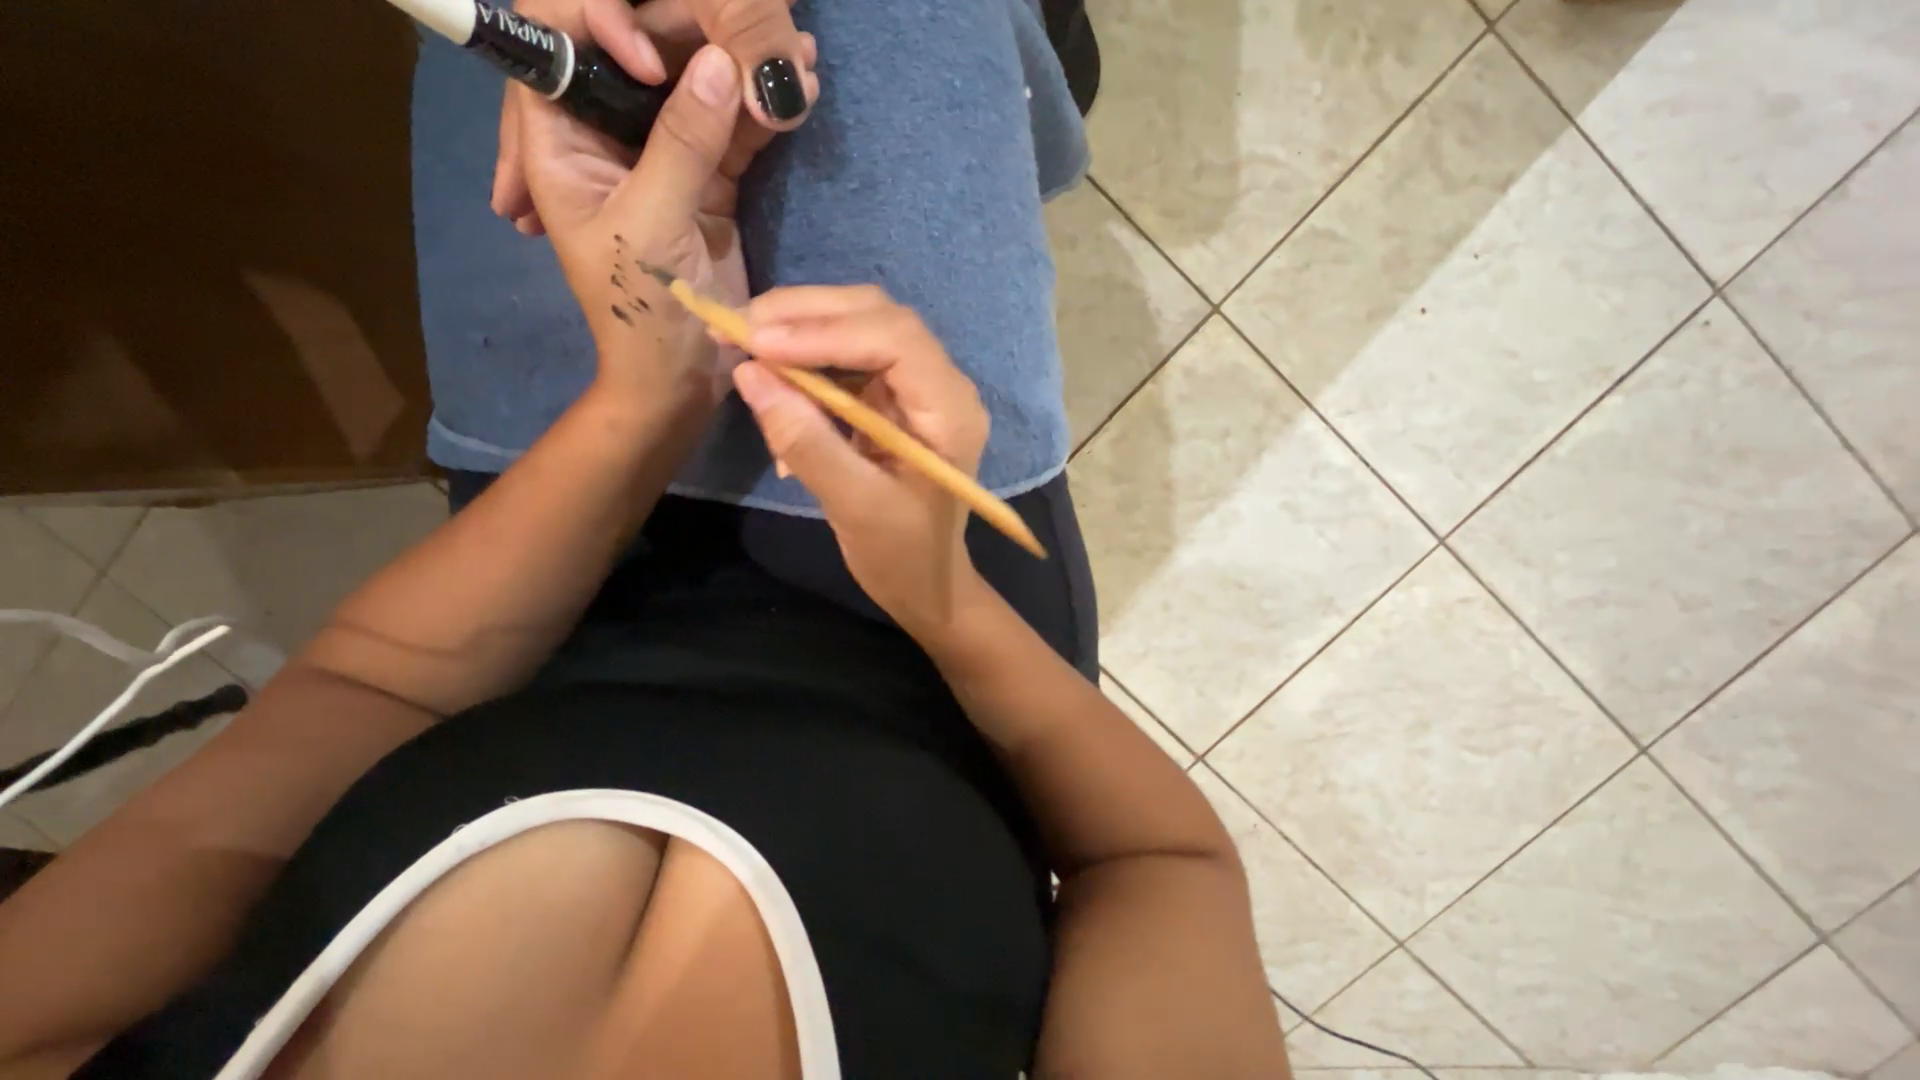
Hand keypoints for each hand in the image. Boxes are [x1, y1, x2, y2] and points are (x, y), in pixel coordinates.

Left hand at [518, 43, 766, 397]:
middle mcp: (609, 137)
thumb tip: (720, 63)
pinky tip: (799, 86)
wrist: (685, 377)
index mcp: (562, 142)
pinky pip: (735, 132)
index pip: (561, 50)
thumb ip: (682, 143)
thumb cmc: (642, 310)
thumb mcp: (652, 223)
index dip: (602, 29)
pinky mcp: (711, 180)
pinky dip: (763, 112)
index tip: (655, 53)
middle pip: (639, 59)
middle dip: (688, 32)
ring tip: (793, 46)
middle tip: (750, 14)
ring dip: (739, 67)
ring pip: (695, 90)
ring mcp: (665, 157)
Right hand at [733, 287, 991, 633]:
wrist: (927, 585)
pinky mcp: (892, 400)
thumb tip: (750, 374)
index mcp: (950, 409)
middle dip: (805, 315)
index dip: (824, 331)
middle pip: (876, 317)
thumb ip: (806, 440)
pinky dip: (806, 363)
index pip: (895, 338)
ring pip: (859, 329)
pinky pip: (847, 361)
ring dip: (800, 330)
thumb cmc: (902, 555)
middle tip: (735, 327)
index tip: (757, 343)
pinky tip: (772, 383)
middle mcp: (940, 384)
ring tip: (742, 344)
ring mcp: (917, 389)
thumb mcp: (854, 505)